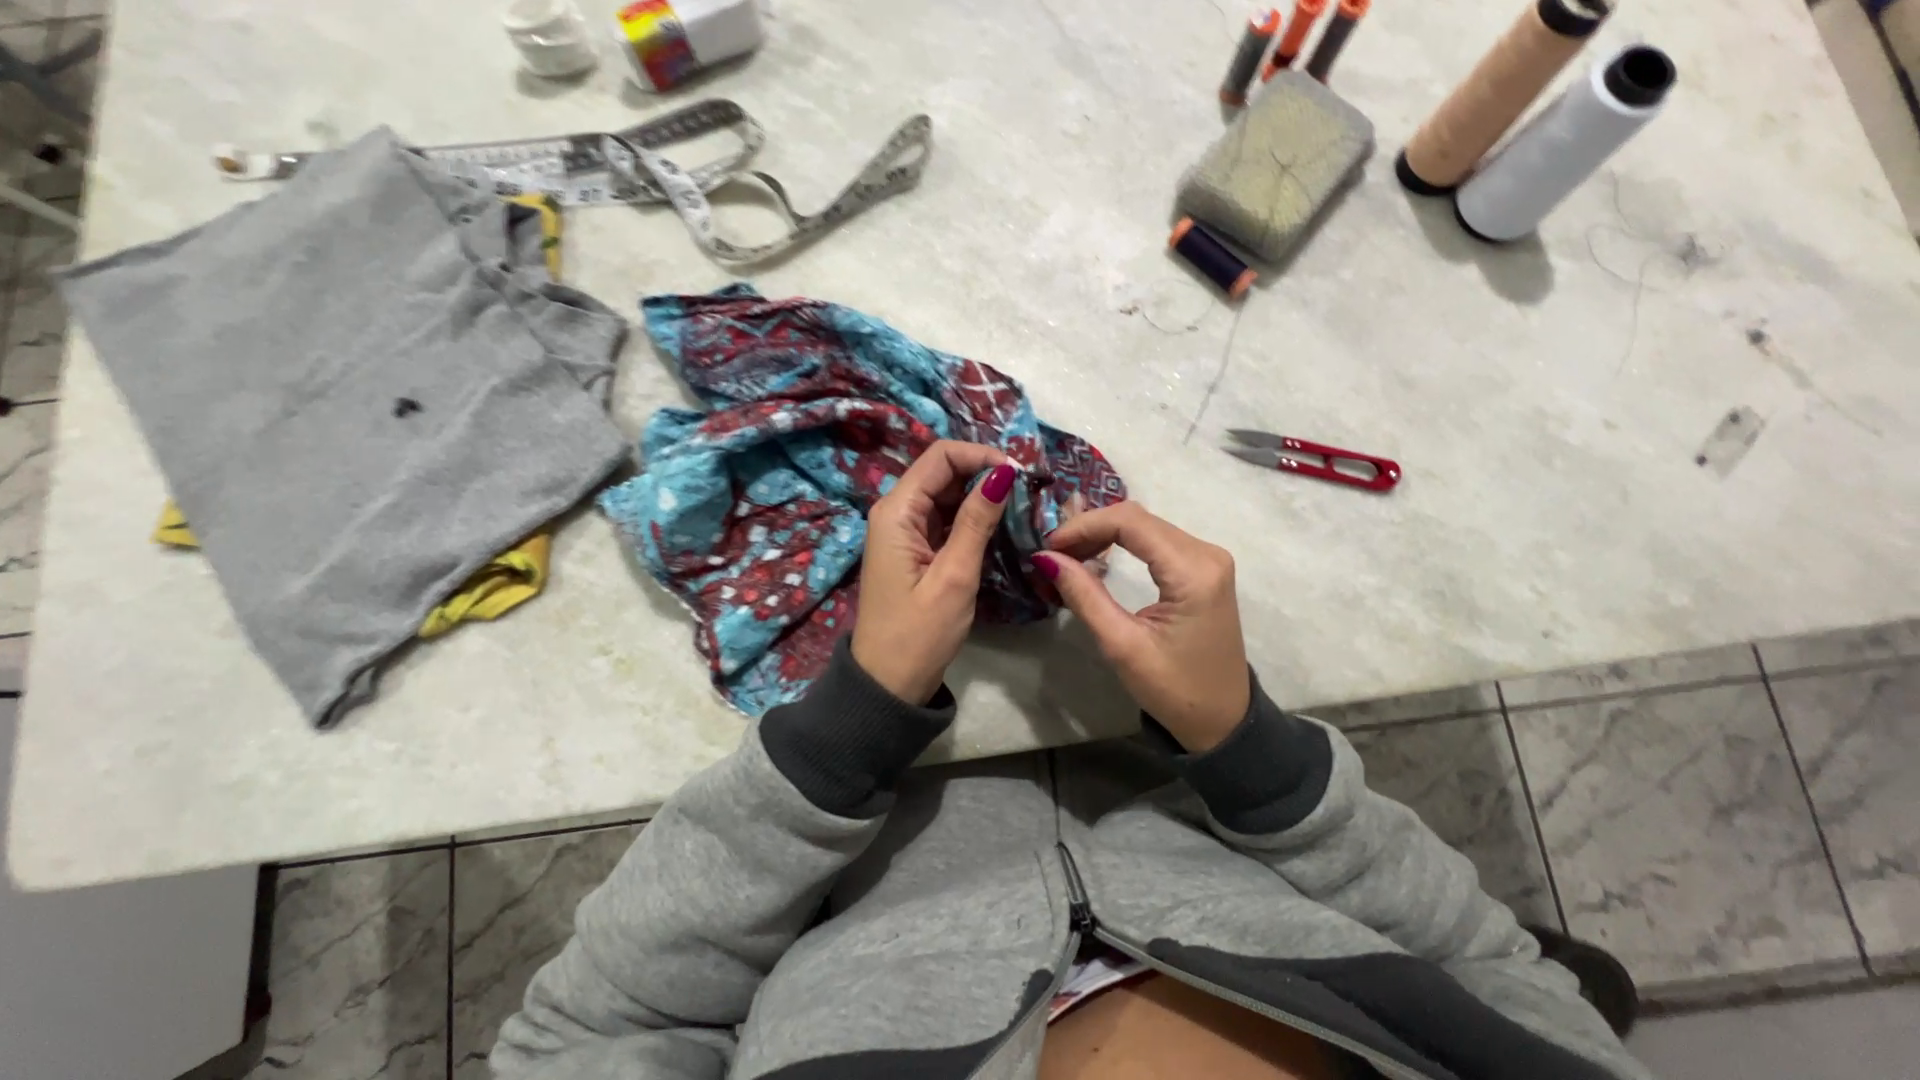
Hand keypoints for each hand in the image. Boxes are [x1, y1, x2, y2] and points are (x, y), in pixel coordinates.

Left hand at [852, 440, 1014, 703]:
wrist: (888, 684)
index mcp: (896, 512)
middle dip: (985, 473)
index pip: (940, 456)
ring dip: (982, 496)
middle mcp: (895, 512)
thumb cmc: (919, 634)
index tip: (1021, 474)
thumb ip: (976, 522)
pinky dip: (972, 518)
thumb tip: (1004, 472)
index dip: (981, 455)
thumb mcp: (955, 577)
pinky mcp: (915, 550)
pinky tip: (1002, 528)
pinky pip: (945, 519)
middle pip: (943, 471)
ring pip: (947, 495)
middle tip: (1029, 492)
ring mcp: (904, 532)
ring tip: (1023, 508)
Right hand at [1033, 503, 1250, 751]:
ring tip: (1069, 555)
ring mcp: (1209, 559)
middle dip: (1091, 527)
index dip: (1084, 525)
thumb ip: (1084, 596)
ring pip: (1147, 525)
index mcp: (1193, 572)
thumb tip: (1044, 557)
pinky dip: (1124, 543)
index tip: (1048, 545)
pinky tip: (1099, 557)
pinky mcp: (1205, 568)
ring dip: (1105, 533)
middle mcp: (1207, 554)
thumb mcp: (1122, 646)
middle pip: (1139, 518)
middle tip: (1053, 552)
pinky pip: (1158, 540)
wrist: (1221, 719)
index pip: (1131, 522)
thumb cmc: (1174, 689)